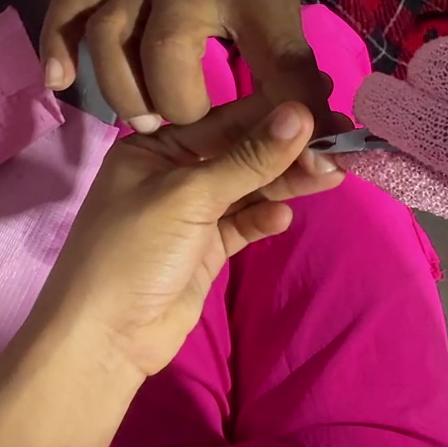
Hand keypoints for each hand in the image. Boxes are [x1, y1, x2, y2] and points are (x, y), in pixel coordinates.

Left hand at [30, 98, 343, 378]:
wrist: (106, 337)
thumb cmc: (135, 250)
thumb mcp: (189, 196)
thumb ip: (248, 159)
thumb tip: (302, 114)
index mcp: (154, 146)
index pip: (224, 119)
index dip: (274, 115)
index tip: (325, 109)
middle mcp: (172, 172)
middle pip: (241, 152)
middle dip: (288, 150)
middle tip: (341, 145)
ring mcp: (190, 213)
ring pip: (247, 188)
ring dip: (285, 183)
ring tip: (331, 176)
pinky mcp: (205, 248)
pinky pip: (242, 223)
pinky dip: (263, 217)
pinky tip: (283, 216)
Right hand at [41, 0, 332, 132]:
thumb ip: (293, 61)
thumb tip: (322, 128)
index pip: (275, 58)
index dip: (296, 111)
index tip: (313, 152)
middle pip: (168, 55)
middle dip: (186, 106)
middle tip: (201, 122)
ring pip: (112, 41)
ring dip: (126, 91)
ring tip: (147, 122)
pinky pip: (69, 15)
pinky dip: (58, 46)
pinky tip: (60, 81)